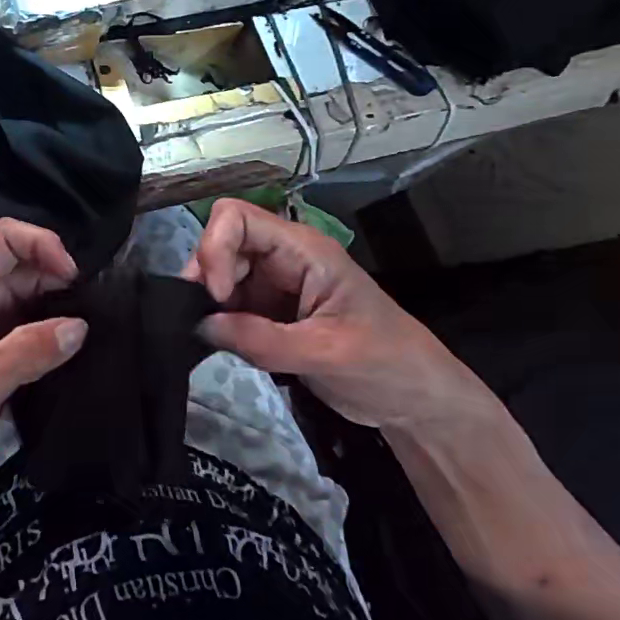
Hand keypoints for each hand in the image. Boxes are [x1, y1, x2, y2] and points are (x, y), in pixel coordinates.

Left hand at [0, 219, 88, 498]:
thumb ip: (26, 353)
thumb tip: (80, 326)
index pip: (3, 238)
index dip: (41, 244)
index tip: (72, 279)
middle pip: (24, 261)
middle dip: (59, 275)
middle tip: (93, 308)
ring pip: (33, 290)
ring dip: (62, 301)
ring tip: (94, 325)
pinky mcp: (1, 347)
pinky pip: (36, 321)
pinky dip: (59, 326)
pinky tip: (80, 344)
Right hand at [184, 198, 497, 433]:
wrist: (417, 402)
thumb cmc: (386, 365)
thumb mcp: (327, 353)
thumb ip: (261, 340)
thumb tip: (201, 325)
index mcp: (302, 250)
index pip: (235, 218)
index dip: (214, 247)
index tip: (216, 296)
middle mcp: (282, 257)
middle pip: (221, 244)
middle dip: (206, 278)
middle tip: (207, 323)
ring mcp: (273, 283)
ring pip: (219, 274)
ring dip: (210, 303)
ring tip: (217, 339)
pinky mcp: (267, 310)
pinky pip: (228, 304)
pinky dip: (218, 321)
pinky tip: (223, 344)